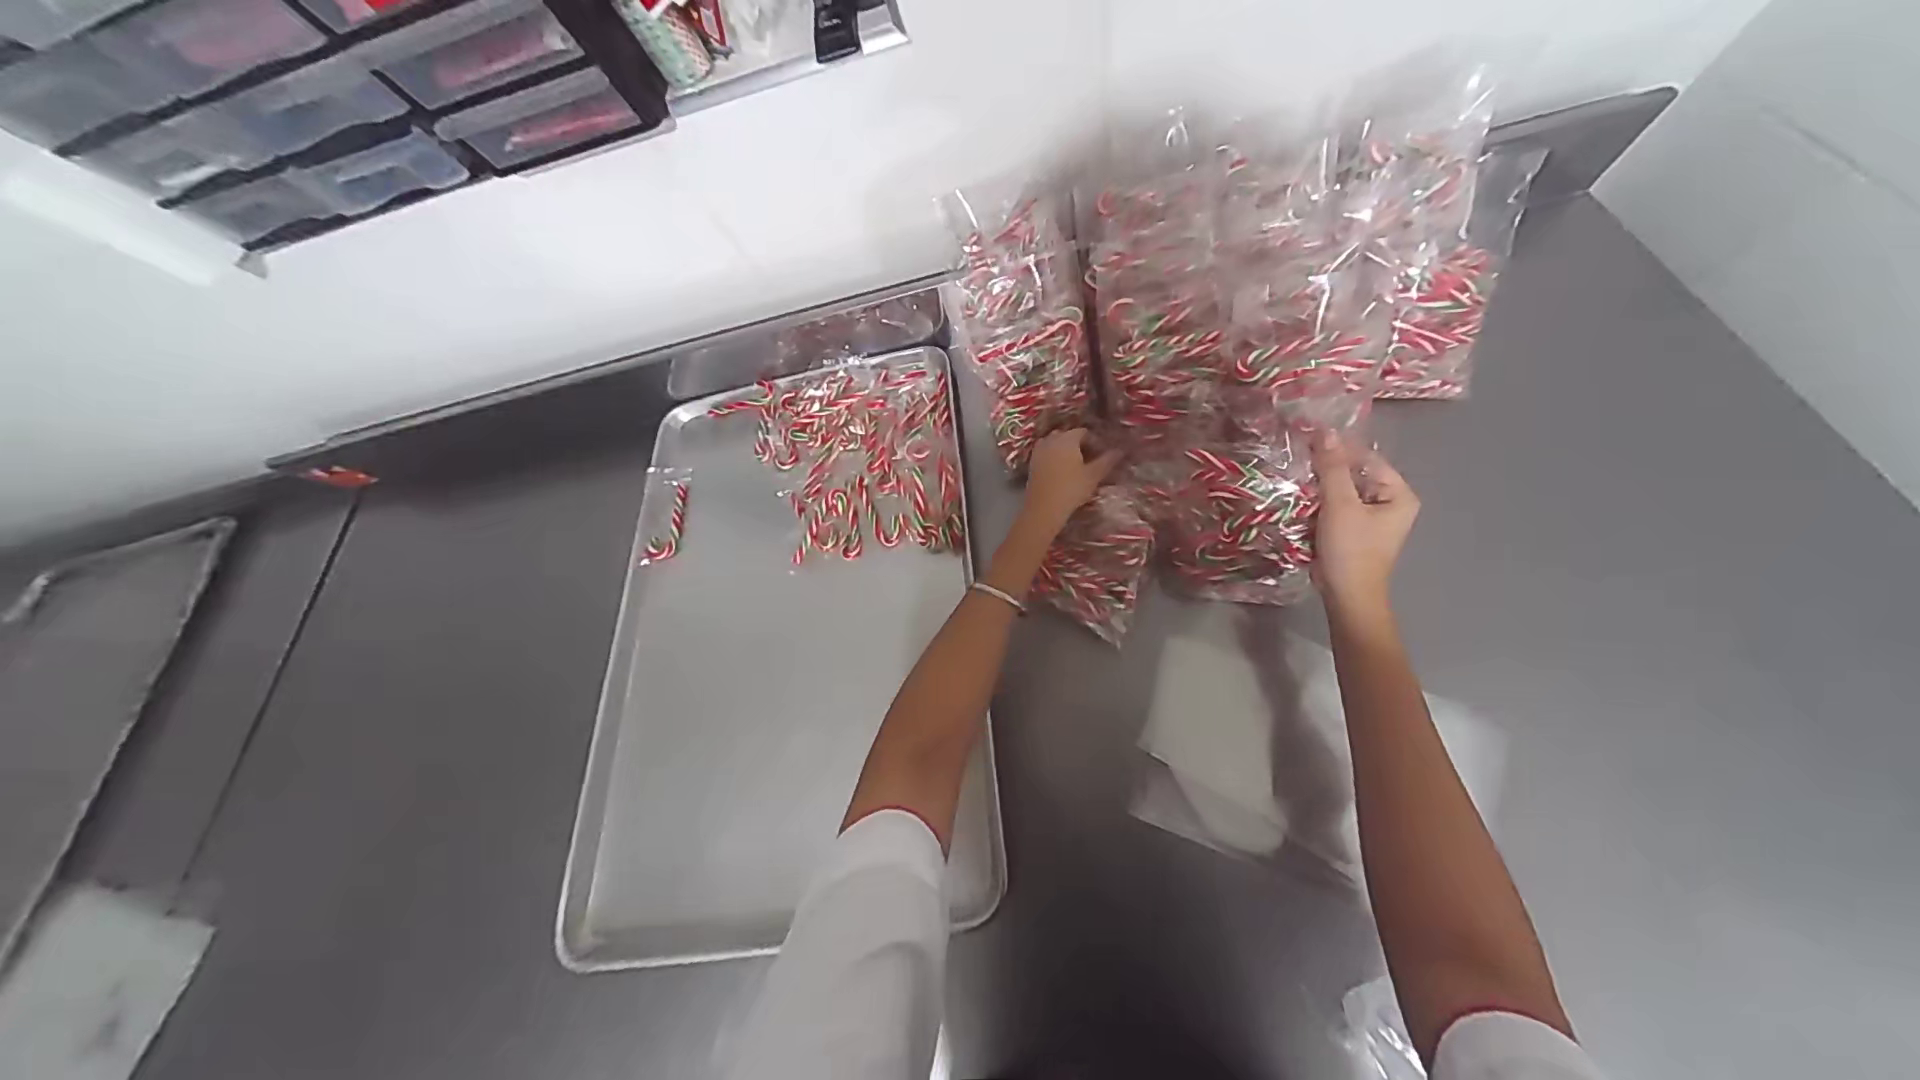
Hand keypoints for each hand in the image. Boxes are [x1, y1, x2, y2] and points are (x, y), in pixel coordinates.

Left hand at [1021, 429, 1121, 534]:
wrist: (1044, 508)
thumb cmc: (1071, 489)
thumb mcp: (1094, 475)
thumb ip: (1108, 460)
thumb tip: (1120, 450)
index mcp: (1067, 438)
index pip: (1084, 432)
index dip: (1094, 442)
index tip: (1102, 455)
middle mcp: (1050, 440)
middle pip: (1068, 437)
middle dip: (1079, 445)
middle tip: (1090, 460)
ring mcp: (1039, 451)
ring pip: (1055, 445)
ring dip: (1066, 452)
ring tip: (1076, 467)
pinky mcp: (1032, 463)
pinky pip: (1046, 454)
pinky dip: (1055, 459)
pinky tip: (1062, 473)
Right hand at [1311, 431, 1418, 615]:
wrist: (1347, 596)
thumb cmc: (1350, 549)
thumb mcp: (1340, 505)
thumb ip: (1332, 468)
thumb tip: (1325, 432)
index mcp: (1398, 494)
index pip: (1366, 459)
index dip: (1338, 448)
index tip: (1307, 439)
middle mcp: (1389, 503)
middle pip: (1354, 474)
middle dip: (1326, 469)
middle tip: (1297, 459)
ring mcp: (1370, 519)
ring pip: (1341, 492)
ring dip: (1319, 487)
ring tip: (1294, 478)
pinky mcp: (1352, 531)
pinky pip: (1335, 508)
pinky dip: (1318, 504)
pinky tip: (1299, 500)